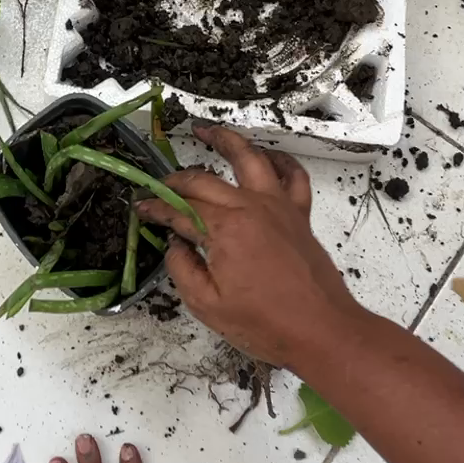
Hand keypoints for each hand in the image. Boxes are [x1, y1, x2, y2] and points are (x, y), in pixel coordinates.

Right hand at [136, 123, 365, 369]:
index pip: (179, 210)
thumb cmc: (265, 324)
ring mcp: (278, 205)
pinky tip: (265, 155)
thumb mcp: (207, 305)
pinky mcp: (299, 213)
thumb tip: (175, 244)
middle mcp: (250, 206)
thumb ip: (182, 269)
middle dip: (175, 180)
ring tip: (205, 130)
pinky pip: (292, 175)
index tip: (141, 209)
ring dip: (224, 140)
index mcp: (224, 229)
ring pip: (249, 157)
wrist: (322, 332)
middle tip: (158, 185)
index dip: (155, 208)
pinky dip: (279, 160)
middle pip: (203, 180)